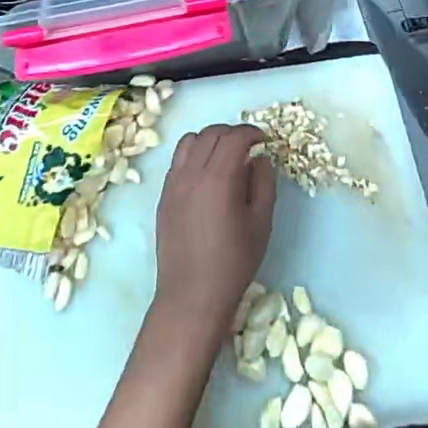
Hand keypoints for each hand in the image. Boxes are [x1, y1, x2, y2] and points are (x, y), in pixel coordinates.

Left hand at [153, 123, 276, 329]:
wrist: (192, 295)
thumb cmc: (233, 262)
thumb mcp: (261, 224)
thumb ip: (264, 184)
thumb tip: (259, 158)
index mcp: (219, 178)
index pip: (234, 137)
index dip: (251, 132)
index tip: (263, 140)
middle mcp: (192, 172)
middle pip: (211, 133)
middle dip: (232, 133)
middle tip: (247, 146)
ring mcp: (173, 182)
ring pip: (190, 140)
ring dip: (210, 139)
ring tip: (224, 155)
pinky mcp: (163, 193)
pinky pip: (177, 159)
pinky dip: (193, 154)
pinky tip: (205, 173)